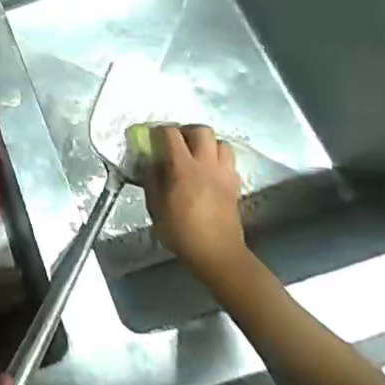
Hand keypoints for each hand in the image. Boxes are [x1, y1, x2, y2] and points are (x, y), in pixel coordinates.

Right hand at [142, 124, 249, 280]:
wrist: (217, 254)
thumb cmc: (181, 231)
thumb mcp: (155, 206)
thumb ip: (151, 179)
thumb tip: (149, 161)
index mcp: (183, 168)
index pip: (171, 134)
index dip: (160, 130)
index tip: (152, 136)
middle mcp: (206, 165)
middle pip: (201, 130)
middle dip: (187, 131)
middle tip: (177, 142)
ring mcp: (224, 174)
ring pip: (221, 143)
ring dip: (207, 143)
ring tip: (196, 154)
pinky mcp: (235, 185)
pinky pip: (229, 161)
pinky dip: (219, 159)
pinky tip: (209, 172)